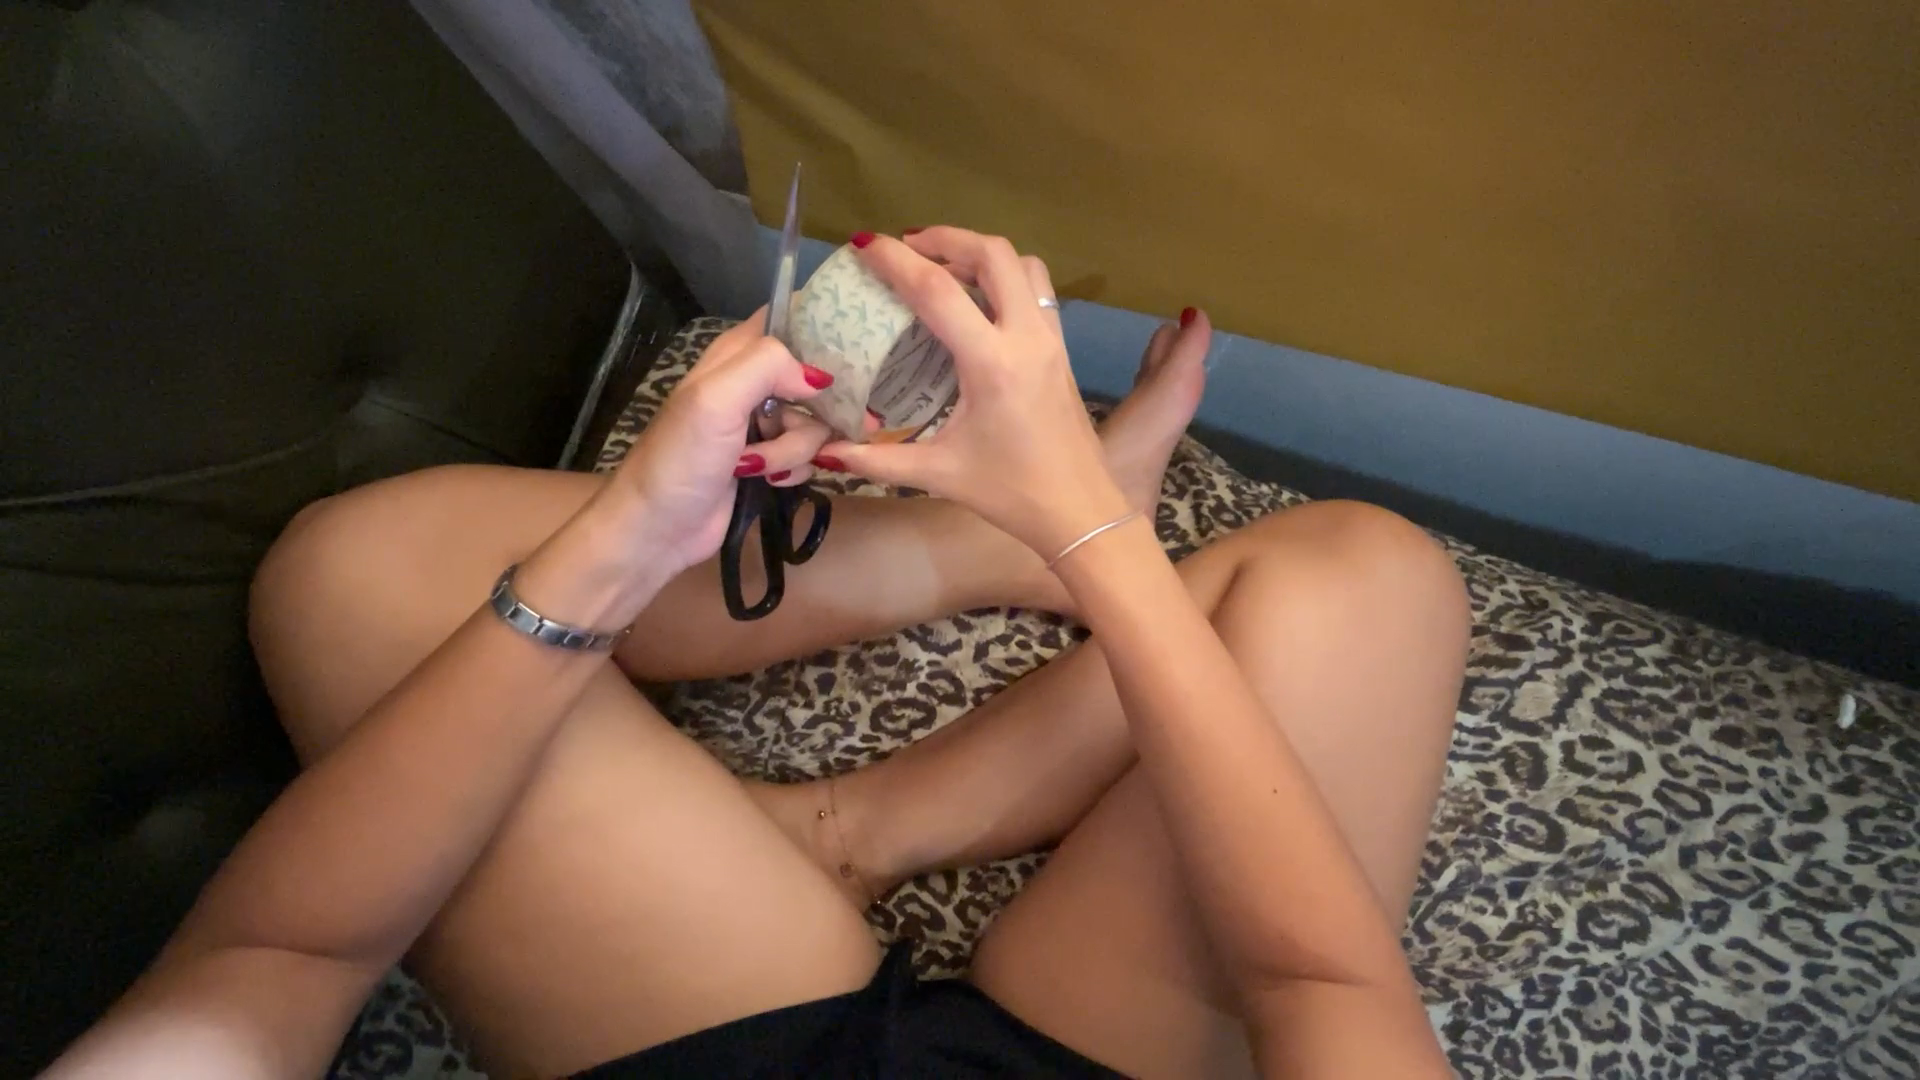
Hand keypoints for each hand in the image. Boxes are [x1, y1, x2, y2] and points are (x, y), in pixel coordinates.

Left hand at [599, 317, 835, 575]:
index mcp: (738, 354)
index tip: (853, 357)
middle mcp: (756, 384)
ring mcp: (764, 426)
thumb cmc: (679, 459)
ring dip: (795, 449)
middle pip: (817, 379)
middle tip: (832, 425)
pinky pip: (808, 457)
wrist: (658, 528)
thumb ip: (768, 367)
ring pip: (816, 424)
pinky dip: (794, 470)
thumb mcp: (715, 399)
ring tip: (758, 467)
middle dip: (821, 409)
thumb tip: (821, 377)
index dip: (825, 331)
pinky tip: (771, 481)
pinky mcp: (772, 462)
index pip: (792, 319)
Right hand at [817, 229, 1130, 556]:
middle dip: (947, 238)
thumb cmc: (1010, 493)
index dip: (896, 260)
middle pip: (993, 254)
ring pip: (1024, 266)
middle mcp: (1026, 338)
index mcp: (991, 364)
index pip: (937, 291)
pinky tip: (981, 303)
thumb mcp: (938, 474)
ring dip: (983, 254)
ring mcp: (1051, 341)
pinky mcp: (1063, 351)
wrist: (1080, 511)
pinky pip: (1038, 291)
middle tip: (910, 247)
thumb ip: (876, 461)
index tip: (865, 244)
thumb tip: (824, 454)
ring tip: (947, 268)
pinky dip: (1007, 278)